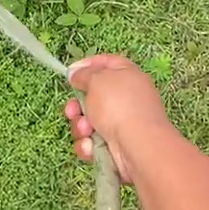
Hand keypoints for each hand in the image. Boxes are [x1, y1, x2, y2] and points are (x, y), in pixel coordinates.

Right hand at [63, 54, 174, 182]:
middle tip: (72, 111)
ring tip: (86, 131)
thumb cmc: (118, 106)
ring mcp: (122, 123)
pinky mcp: (116, 145)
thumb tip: (76, 72)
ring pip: (88, 121)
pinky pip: (93, 142)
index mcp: (127, 75)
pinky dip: (88, 145)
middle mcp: (126, 98)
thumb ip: (83, 74)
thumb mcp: (96, 80)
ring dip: (81, 126)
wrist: (138, 145)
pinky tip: (91, 146)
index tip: (70, 72)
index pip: (106, 63)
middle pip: (92, 96)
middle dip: (77, 105)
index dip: (87, 65)